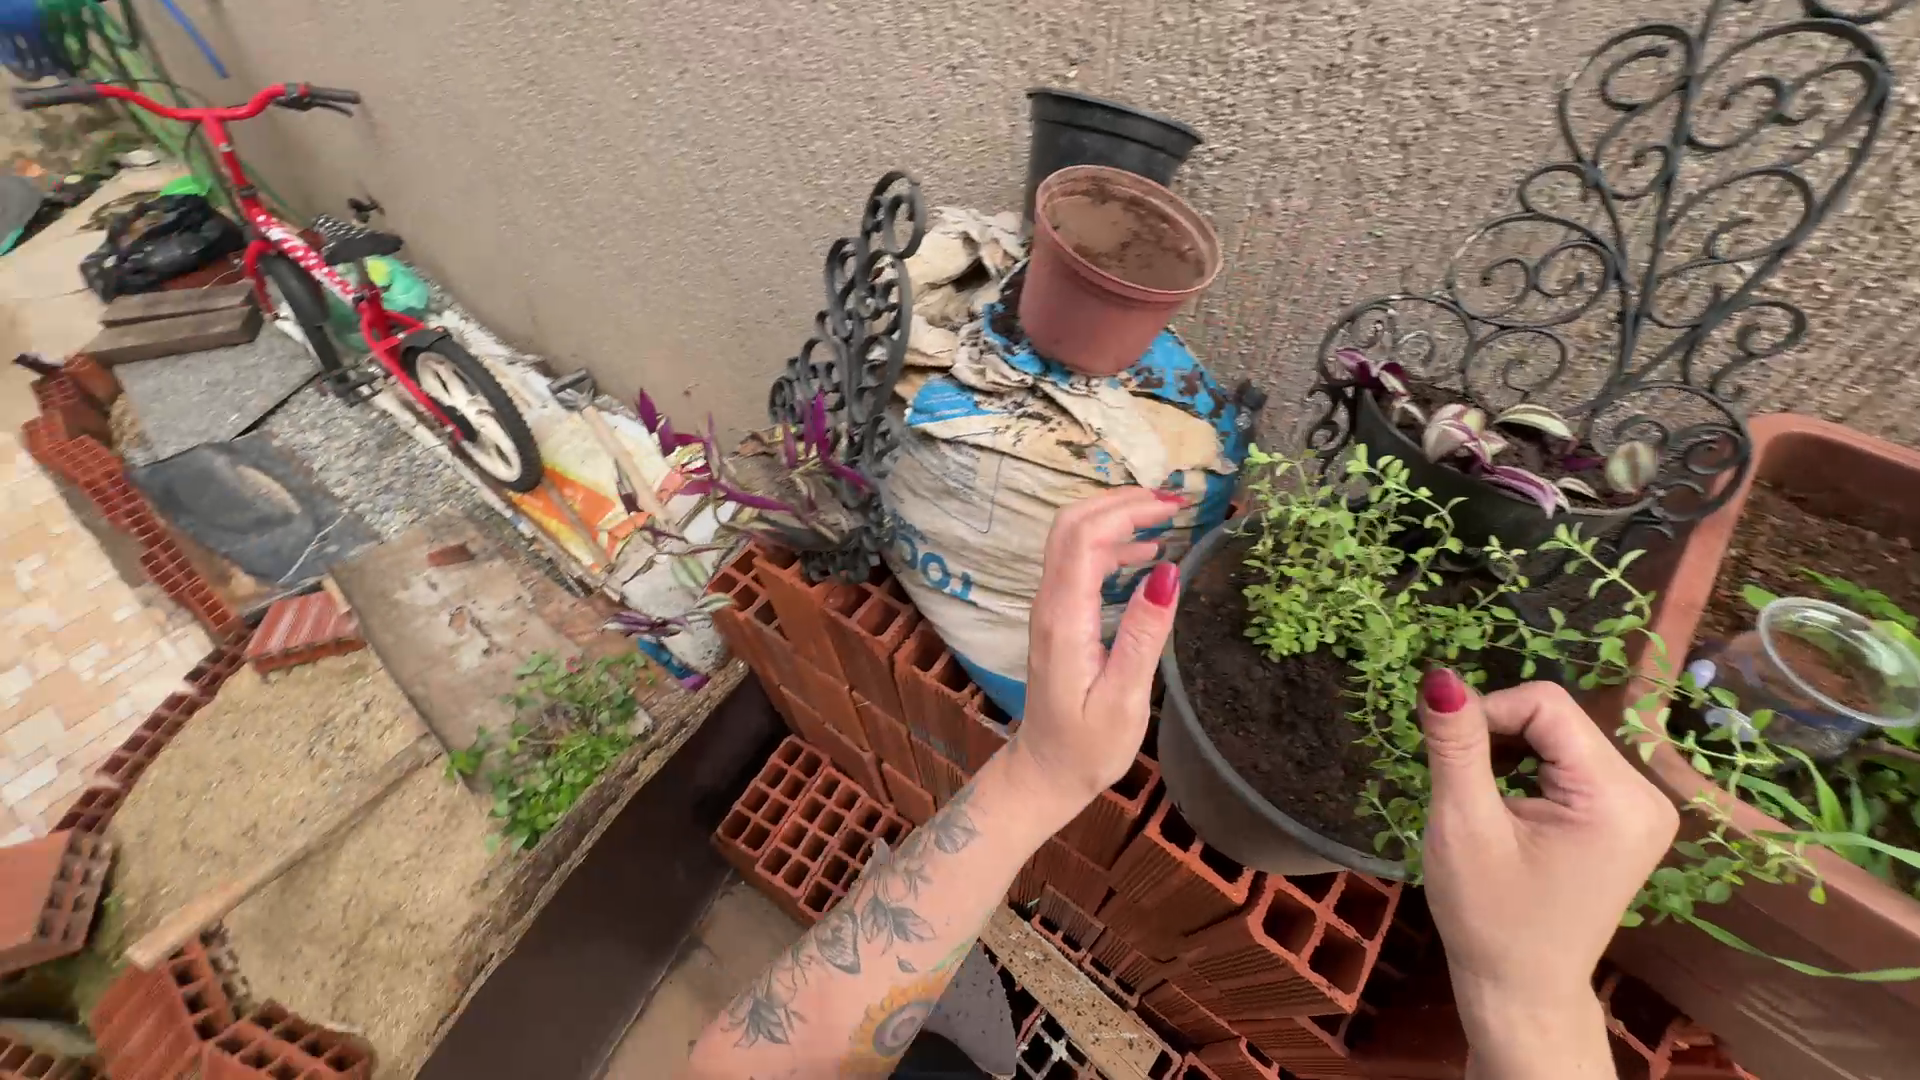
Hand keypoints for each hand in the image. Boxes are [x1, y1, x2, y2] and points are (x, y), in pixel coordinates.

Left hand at [1012, 488, 1182, 813]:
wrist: (1047, 769)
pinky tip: (1145, 555)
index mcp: (1065, 618)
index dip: (1126, 510)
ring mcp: (1049, 607)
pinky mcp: (1057, 616)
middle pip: (1070, 526)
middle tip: (1171, 501)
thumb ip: (1144, 634)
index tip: (1173, 505)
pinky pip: (1077, 563)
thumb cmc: (1088, 746)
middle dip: (1118, 502)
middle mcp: (1049, 604)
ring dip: (1114, 518)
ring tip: (1166, 518)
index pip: (1084, 538)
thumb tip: (1168, 572)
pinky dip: (1110, 545)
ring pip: (1071, 539)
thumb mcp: (1125, 698)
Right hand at [1417, 673, 1677, 1070]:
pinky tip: (1502, 801)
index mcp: (1616, 797)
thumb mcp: (1462, 821)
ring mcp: (1636, 807)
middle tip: (1462, 783)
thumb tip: (1439, 674)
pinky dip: (1520, 765)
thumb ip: (1454, 744)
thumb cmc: (1486, 910)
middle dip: (1494, 734)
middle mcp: (1643, 794)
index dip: (1484, 713)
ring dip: (1503, 749)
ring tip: (1480, 797)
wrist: (1518, 983)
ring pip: (1554, 733)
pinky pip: (1562, 758)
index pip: (1545, 704)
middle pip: (1552, 716)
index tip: (1448, 755)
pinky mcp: (1619, 816)